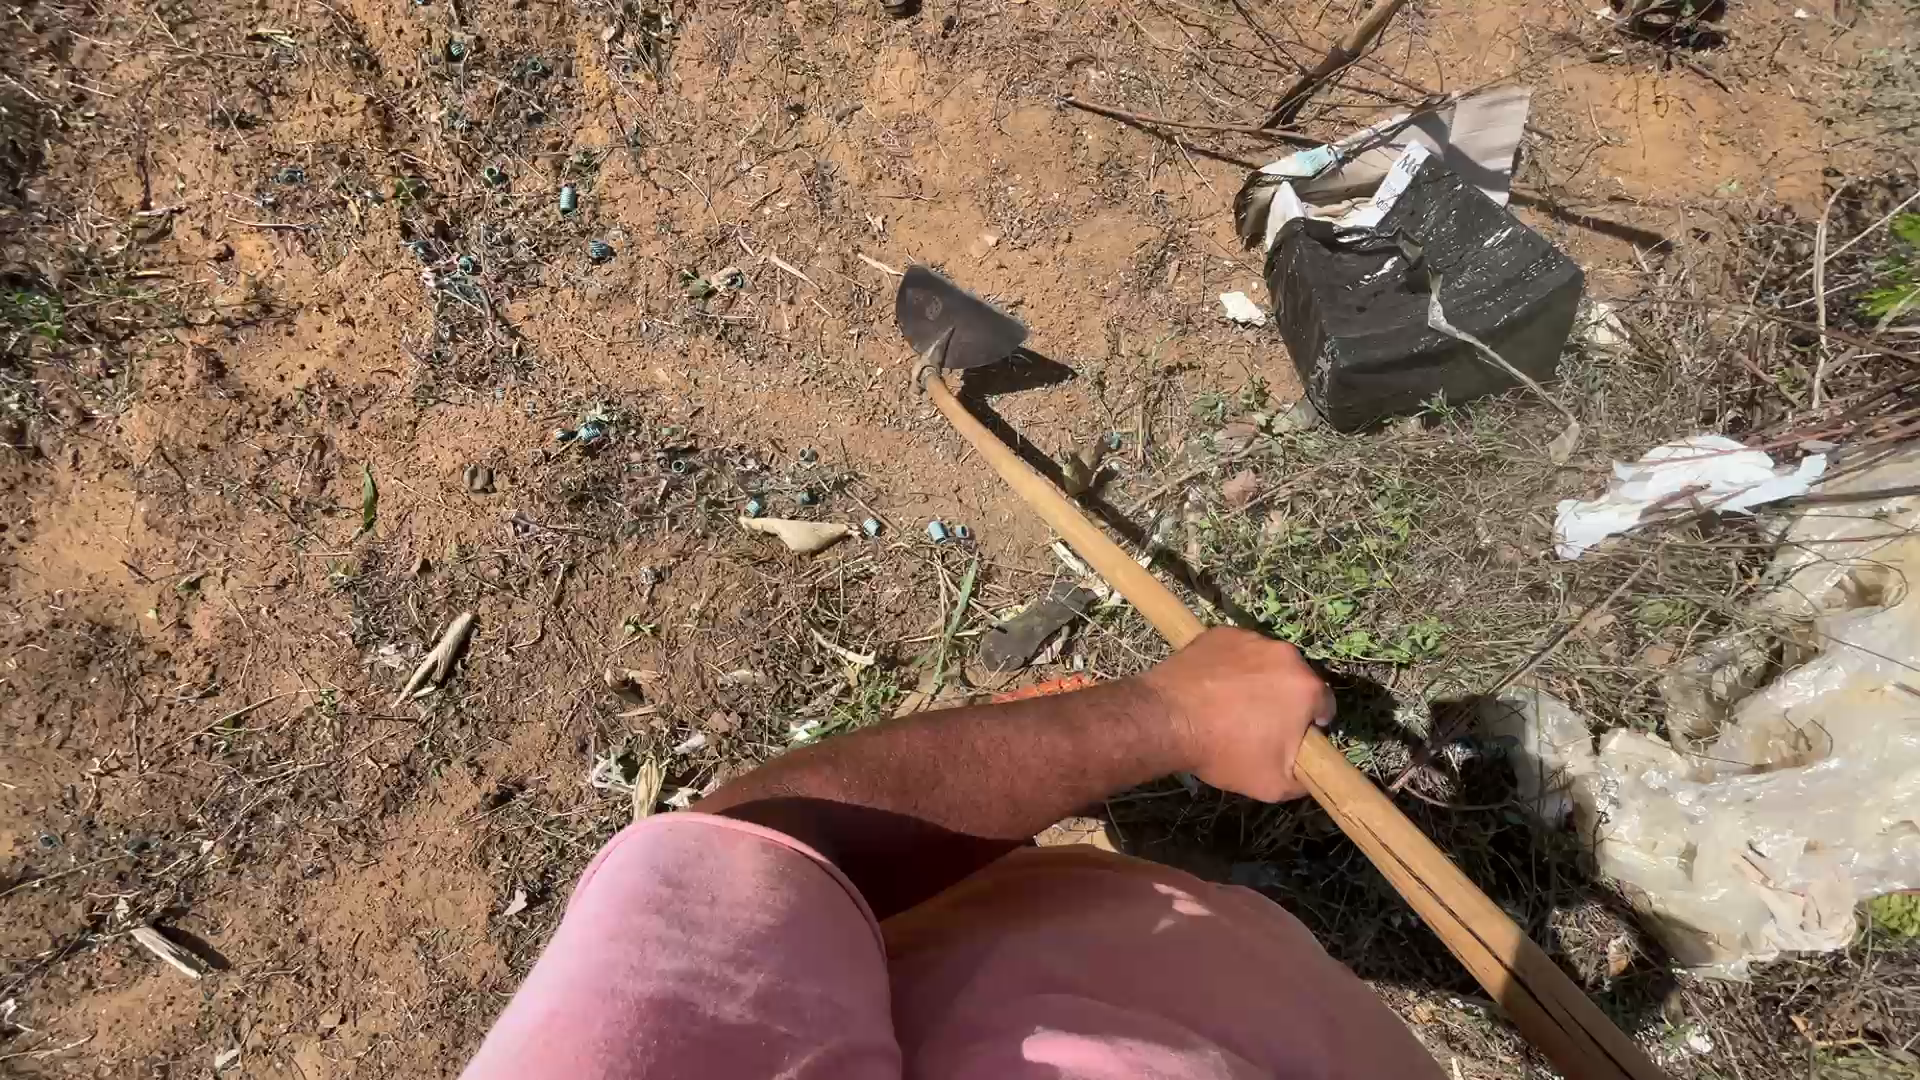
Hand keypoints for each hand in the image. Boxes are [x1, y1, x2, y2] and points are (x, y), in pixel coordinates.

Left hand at [1138, 627, 1333, 801]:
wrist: (1165, 719)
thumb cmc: (1223, 750)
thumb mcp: (1275, 784)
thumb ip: (1305, 778)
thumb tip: (1309, 770)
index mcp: (1306, 686)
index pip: (1323, 705)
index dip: (1308, 725)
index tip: (1286, 738)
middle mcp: (1283, 653)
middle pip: (1294, 679)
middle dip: (1282, 700)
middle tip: (1255, 722)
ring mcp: (1247, 638)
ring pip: (1263, 663)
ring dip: (1255, 680)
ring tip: (1228, 704)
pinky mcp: (1217, 633)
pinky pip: (1234, 651)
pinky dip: (1228, 665)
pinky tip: (1211, 687)